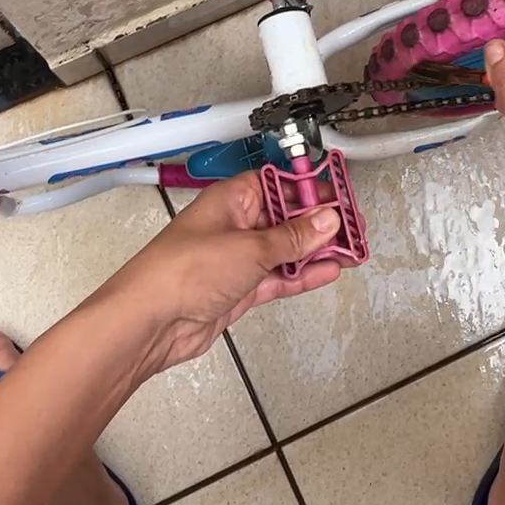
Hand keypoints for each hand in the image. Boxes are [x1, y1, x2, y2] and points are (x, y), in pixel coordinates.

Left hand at [90, 173, 343, 377]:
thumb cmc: (182, 271)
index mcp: (231, 199)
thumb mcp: (249, 248)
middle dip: (318, 221)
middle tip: (352, 225)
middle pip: (284, 216)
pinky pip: (278, 276)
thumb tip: (325, 219)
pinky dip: (302, 275)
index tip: (338, 193)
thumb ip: (292, 237)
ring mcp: (236, 258)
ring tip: (350, 249)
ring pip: (285, 248)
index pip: (277, 183)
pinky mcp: (239, 288)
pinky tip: (328, 271)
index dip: (308, 187)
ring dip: (315, 250)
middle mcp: (234, 224)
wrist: (151, 322)